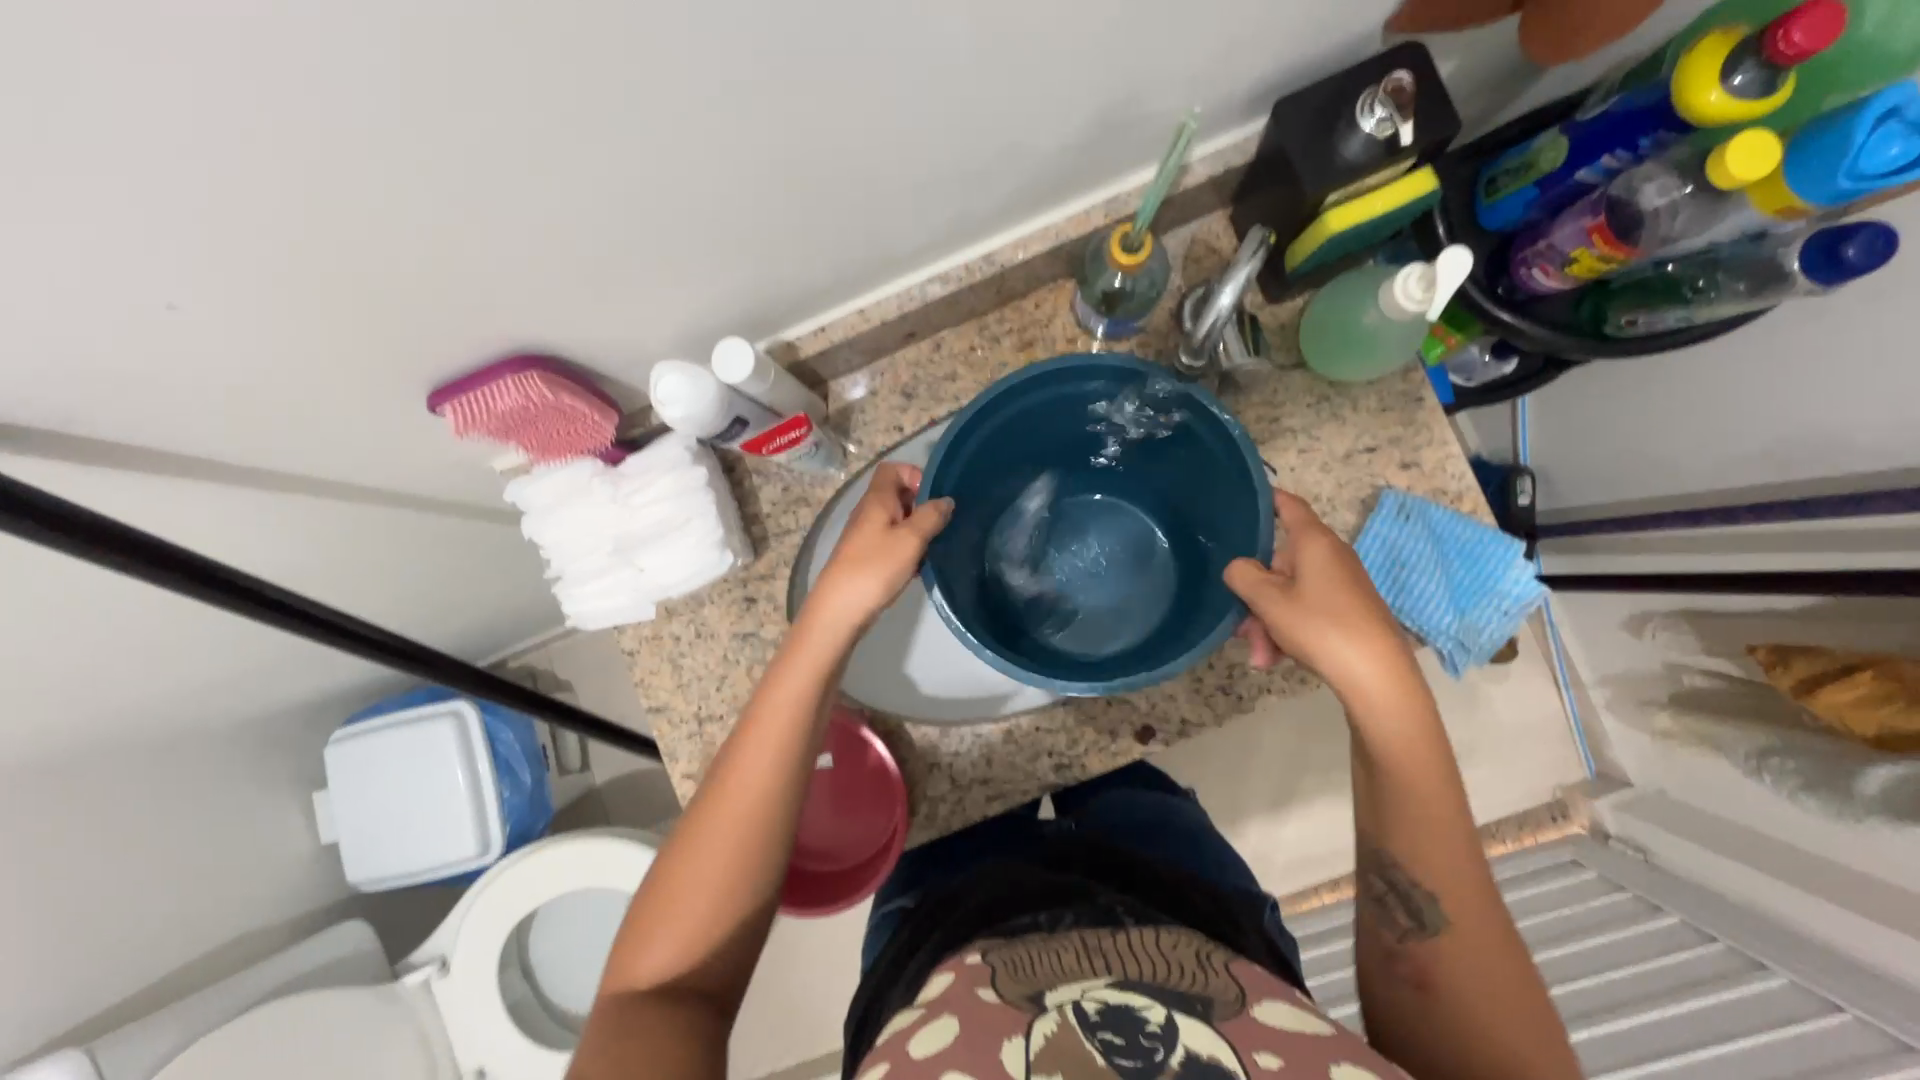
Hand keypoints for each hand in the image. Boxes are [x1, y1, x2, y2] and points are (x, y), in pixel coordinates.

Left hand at [805, 463, 953, 634]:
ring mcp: (866, 535)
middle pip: (897, 495)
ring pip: (897, 522)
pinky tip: (918, 568)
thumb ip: (931, 515)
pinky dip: (907, 550)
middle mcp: (868, 512)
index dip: (915, 475)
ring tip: (932, 550)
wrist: (840, 608)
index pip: (893, 469)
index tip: (933, 498)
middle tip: (938, 527)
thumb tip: (946, 500)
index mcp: (877, 499)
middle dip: (922, 506)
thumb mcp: (911, 539)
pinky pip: (892, 543)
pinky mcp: (866, 557)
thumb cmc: (876, 567)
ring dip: (917, 531)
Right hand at [1223, 489, 1416, 701]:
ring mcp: (1340, 585)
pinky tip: (1275, 659)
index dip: (1265, 500)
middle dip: (1254, 596)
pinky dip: (1287, 631)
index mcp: (1313, 542)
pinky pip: (1305, 611)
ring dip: (1267, 623)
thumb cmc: (1320, 626)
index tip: (1241, 501)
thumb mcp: (1269, 600)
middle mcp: (1329, 556)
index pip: (1288, 506)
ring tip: (1261, 657)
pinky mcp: (1346, 611)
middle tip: (1241, 629)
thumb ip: (1243, 575)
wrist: (1377, 675)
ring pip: (1288, 594)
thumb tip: (1239, 567)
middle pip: (1278, 564)